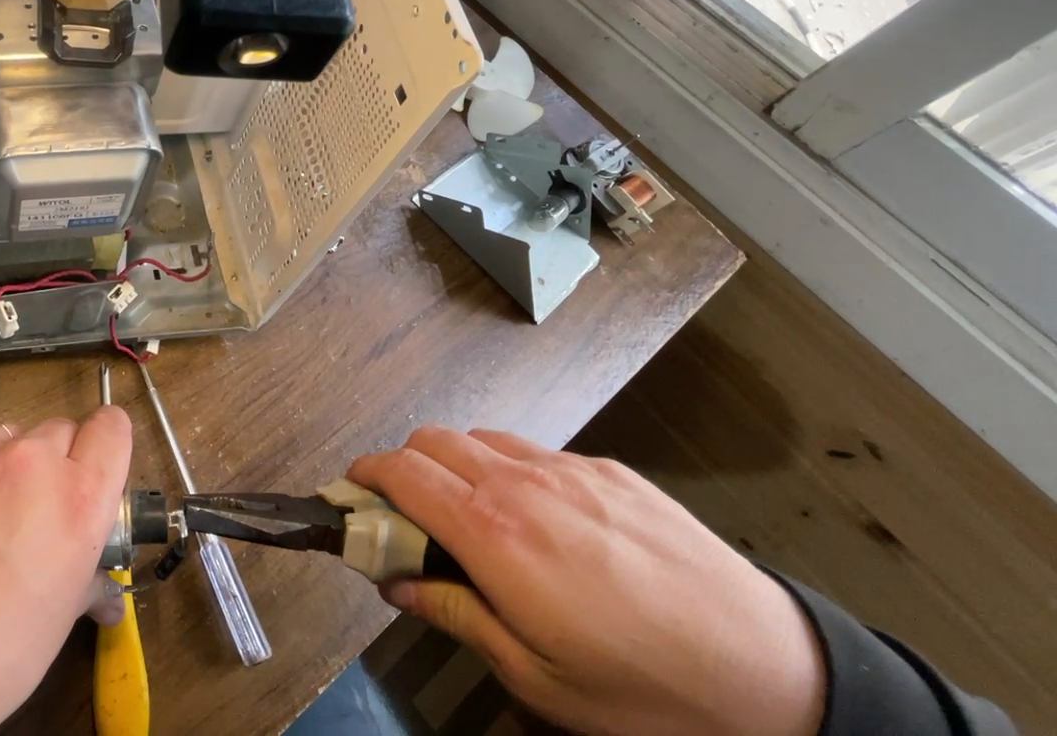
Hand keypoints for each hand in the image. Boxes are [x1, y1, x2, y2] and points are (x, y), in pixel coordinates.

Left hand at [0, 408, 132, 734]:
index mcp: (78, 499)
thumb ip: (91, 575)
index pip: (113, 427)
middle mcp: (32, 462)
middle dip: (55, 464)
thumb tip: (105, 588)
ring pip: (11, 436)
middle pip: (61, 431)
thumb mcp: (62, 615)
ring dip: (8, 464)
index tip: (93, 468)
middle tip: (34, 511)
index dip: (105, 447)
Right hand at [350, 428, 824, 735]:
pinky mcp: (612, 472)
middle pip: (431, 439)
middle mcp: (526, 487)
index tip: (352, 495)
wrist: (776, 677)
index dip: (364, 477)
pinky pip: (535, 450)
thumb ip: (453, 613)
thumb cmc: (655, 690)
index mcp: (495, 537)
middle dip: (403, 467)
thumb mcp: (534, 675)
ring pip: (480, 438)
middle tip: (406, 516)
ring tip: (469, 517)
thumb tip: (399, 584)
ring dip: (454, 464)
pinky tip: (535, 518)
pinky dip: (508, 468)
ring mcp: (572, 472)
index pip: (401, 474)